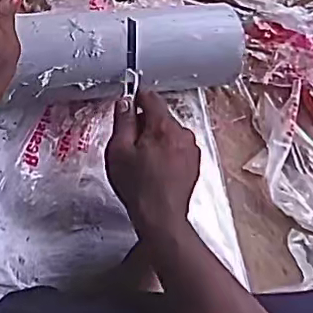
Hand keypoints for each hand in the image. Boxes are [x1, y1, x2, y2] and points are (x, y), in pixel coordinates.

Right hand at [106, 91, 199, 232]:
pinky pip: (177, 147)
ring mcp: (190, 148)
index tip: (127, 107)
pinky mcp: (193, 162)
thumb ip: (122, 121)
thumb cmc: (139, 188)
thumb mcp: (118, 150)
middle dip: (144, 124)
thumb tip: (125, 103)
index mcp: (162, 126)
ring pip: (169, 132)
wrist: (161, 216)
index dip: (135, 99)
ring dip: (156, 139)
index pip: (150, 97)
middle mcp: (181, 133)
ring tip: (142, 161)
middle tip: (130, 144)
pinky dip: (166, 152)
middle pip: (160, 115)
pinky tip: (155, 169)